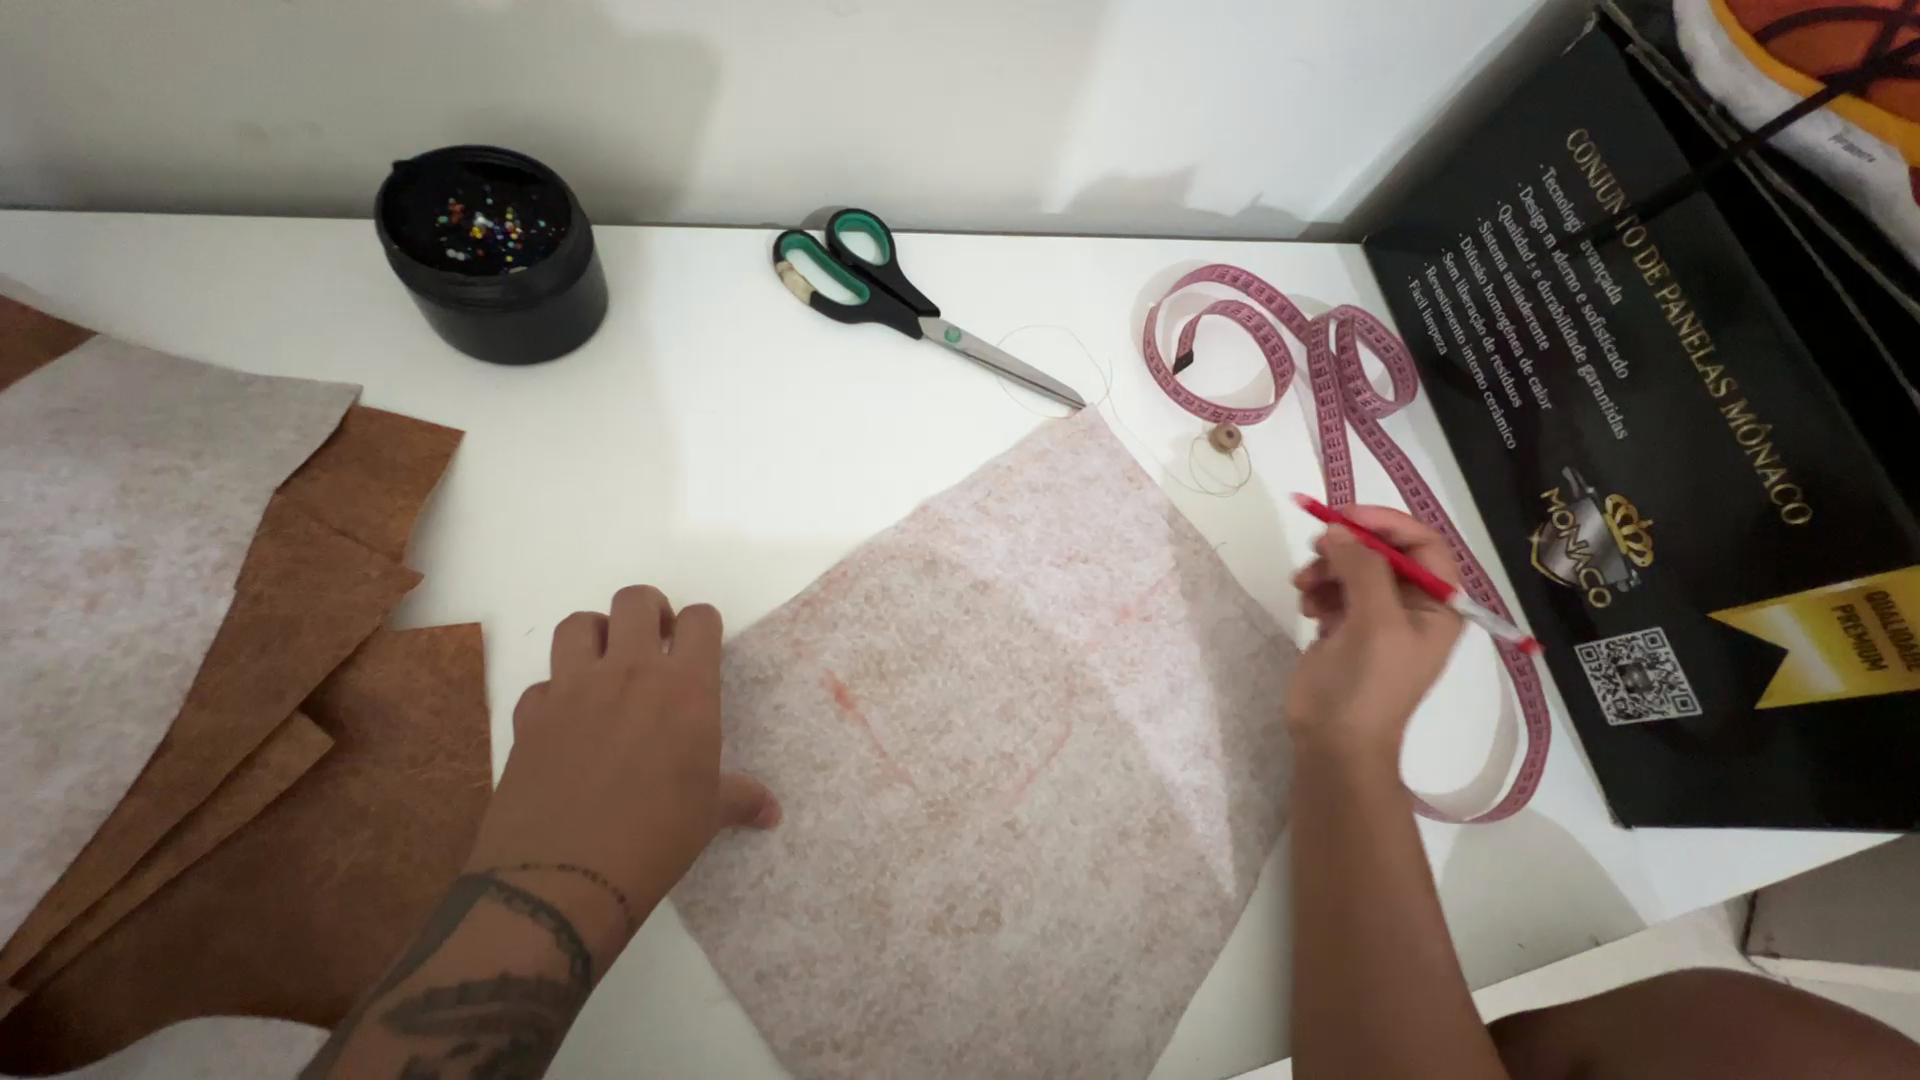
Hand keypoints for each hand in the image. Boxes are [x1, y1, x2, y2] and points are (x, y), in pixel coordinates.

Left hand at [464, 586, 779, 956]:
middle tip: (655, 643)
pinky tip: (565, 723)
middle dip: (649, 611)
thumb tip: (772, 812)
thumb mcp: (709, 815)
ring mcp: (572, 691)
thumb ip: (741, 799)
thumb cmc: (657, 837)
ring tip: (606, 666)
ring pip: (577, 624)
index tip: (700, 646)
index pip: (700, 619)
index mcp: (685, 687)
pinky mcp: (529, 718)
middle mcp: (629, 674)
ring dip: (596, 635)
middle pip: (635, 600)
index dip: (703, 625)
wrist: (562, 878)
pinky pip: (540, 684)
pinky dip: (554, 693)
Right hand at [1286, 507, 1462, 761]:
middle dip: (1348, 547)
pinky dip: (1316, 589)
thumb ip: (1362, 568)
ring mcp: (1376, 617)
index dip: (1386, 523)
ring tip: (1304, 587)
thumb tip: (1337, 530)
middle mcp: (1411, 605)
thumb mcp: (1375, 622)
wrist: (1334, 740)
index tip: (1344, 516)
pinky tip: (1307, 608)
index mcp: (1438, 605)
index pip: (1422, 543)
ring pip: (1350, 567)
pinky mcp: (1344, 627)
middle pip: (1382, 551)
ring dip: (1325, 569)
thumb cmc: (1367, 684)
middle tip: (1315, 548)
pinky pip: (1332, 588)